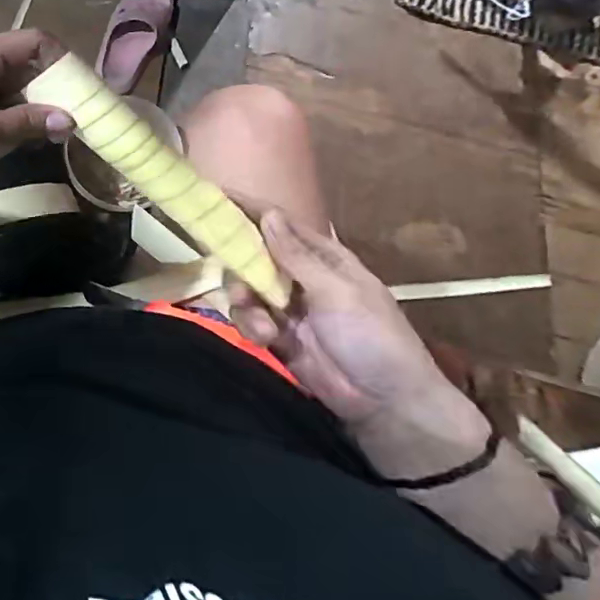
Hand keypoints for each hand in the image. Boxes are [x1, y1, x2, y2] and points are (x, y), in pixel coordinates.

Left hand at [0, 30, 72, 195]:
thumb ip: (28, 121)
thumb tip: (70, 120)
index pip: (35, 42)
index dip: (64, 63)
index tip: (84, 95)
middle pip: (24, 62)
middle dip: (52, 88)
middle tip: (77, 119)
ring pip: (11, 83)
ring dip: (33, 103)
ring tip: (58, 131)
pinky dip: (12, 112)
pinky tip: (26, 135)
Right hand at [229, 210, 466, 430]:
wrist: (386, 405)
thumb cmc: (374, 338)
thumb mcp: (337, 292)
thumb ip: (296, 255)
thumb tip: (268, 213)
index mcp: (322, 257)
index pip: (278, 223)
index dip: (248, 208)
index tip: (213, 194)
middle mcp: (299, 276)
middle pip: (252, 253)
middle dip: (239, 263)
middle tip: (227, 268)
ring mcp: (285, 306)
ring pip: (243, 287)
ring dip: (245, 302)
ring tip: (261, 322)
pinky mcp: (274, 334)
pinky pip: (246, 318)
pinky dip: (250, 325)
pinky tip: (266, 338)